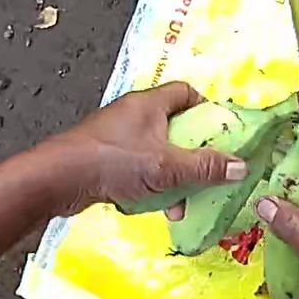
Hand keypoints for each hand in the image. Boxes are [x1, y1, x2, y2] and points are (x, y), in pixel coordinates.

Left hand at [33, 82, 247, 217]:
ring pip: (156, 151)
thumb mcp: (166, 166)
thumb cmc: (112, 162)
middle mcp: (133, 114)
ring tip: (180, 201)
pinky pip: (138, 167)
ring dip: (171, 176)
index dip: (206, 109)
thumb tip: (240, 166)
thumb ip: (204, 167)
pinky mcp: (104, 158)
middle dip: (191, 153)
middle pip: (174, 126)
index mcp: (149, 103)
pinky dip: (150, 184)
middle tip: (204, 172)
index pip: (185, 92)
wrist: (58, 180)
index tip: (220, 133)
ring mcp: (116, 136)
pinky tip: (155, 206)